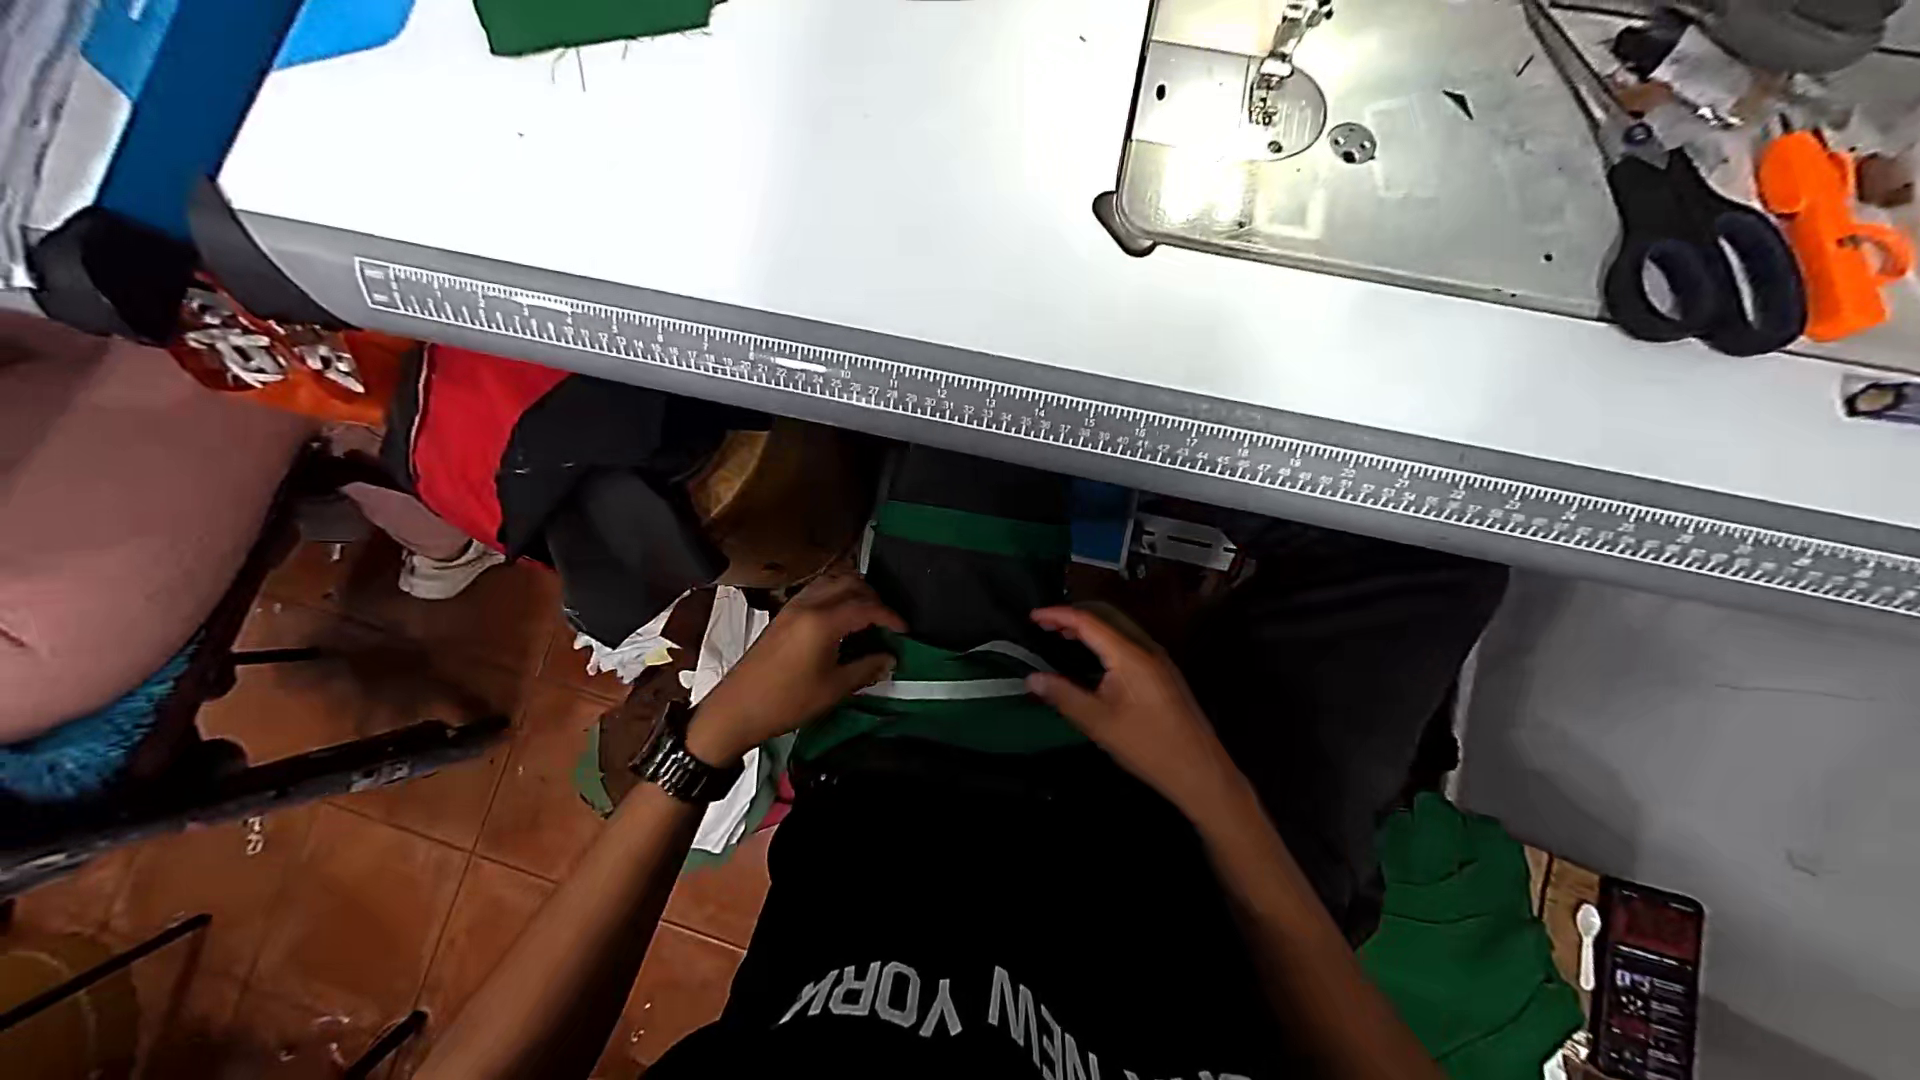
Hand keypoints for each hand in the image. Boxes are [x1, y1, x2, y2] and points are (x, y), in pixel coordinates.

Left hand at [685, 570, 905, 764]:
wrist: (737, 709)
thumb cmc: (786, 702)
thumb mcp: (833, 689)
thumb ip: (866, 668)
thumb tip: (889, 658)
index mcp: (823, 621)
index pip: (867, 606)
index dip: (890, 616)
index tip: (904, 631)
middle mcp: (808, 605)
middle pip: (850, 583)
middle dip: (874, 598)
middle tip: (887, 620)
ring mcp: (792, 606)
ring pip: (832, 581)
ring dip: (854, 590)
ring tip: (867, 614)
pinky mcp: (783, 614)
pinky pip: (816, 590)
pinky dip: (835, 593)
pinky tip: (840, 616)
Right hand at [1026, 605, 1248, 819]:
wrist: (1201, 771)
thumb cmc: (1148, 747)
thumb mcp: (1099, 723)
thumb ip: (1063, 696)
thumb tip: (1031, 679)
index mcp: (1130, 655)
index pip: (1088, 621)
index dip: (1058, 615)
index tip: (1033, 616)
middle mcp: (1147, 648)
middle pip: (1106, 615)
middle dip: (1073, 614)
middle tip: (1045, 624)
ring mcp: (1159, 659)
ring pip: (1119, 627)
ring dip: (1090, 626)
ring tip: (1062, 636)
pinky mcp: (1163, 672)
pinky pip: (1129, 641)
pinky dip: (1105, 639)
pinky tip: (1093, 657)